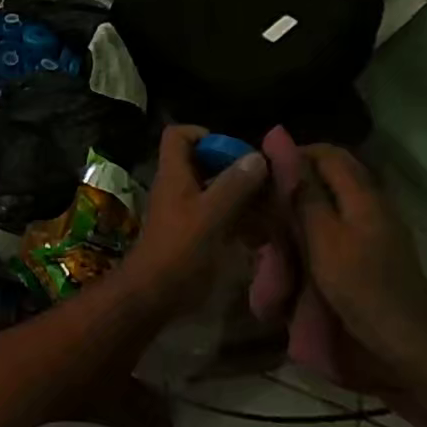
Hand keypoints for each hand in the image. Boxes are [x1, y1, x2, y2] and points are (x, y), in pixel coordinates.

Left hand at [123, 126, 269, 305]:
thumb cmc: (180, 248)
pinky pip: (217, 213)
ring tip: (271, 206)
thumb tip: (256, 156)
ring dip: (240, 194)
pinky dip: (237, 216)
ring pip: (213, 189)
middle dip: (233, 167)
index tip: (234, 151)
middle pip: (202, 161)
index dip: (204, 135)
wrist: (156, 291)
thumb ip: (233, 185)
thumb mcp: (211, 214)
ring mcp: (184, 208)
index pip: (178, 135)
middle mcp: (177, 185)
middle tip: (263, 181)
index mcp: (174, 173)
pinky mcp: (193, 231)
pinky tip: (261, 232)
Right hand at [286, 143, 426, 358]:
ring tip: (279, 223)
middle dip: (298, 179)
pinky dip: (317, 222)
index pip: (326, 152)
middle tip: (269, 201)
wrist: (410, 339)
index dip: (293, 156)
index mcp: (362, 193)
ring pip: (335, 194)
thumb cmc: (361, 285)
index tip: (265, 176)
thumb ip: (301, 190)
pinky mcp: (376, 245)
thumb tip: (278, 139)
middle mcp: (373, 200)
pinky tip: (300, 244)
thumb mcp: (321, 236)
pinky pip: (341, 217)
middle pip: (332, 171)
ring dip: (306, 202)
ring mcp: (378, 223)